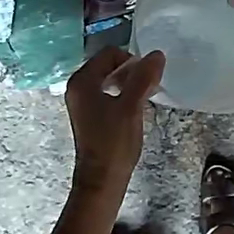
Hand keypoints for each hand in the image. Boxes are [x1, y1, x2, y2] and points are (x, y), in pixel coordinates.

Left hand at [63, 47, 164, 196]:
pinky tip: (133, 108)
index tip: (147, 77)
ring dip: (128, 83)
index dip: (132, 60)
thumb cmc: (114, 142)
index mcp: (82, 81)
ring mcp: (80, 101)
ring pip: (108, 79)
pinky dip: (121, 94)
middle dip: (130, 71)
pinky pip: (105, 93)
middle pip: (108, 64)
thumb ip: (143, 78)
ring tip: (144, 97)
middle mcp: (77, 87)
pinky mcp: (87, 114)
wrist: (102, 180)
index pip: (110, 53)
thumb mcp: (131, 107)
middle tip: (148, 86)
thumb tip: (157, 55)